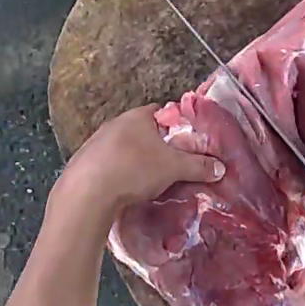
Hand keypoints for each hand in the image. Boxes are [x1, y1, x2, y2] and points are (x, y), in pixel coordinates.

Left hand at [51, 105, 223, 220]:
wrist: (87, 194)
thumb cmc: (135, 169)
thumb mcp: (175, 167)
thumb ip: (199, 165)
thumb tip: (221, 168)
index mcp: (137, 117)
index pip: (162, 112)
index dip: (177, 125)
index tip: (187, 142)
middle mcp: (115, 124)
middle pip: (144, 131)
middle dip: (158, 146)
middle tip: (173, 163)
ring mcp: (96, 143)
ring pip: (125, 148)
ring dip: (137, 160)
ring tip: (151, 179)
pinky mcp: (84, 163)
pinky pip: (110, 164)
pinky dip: (120, 173)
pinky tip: (127, 188)